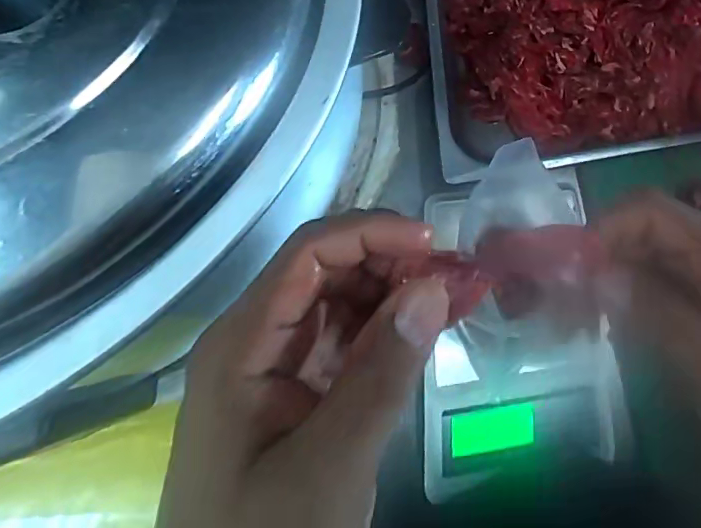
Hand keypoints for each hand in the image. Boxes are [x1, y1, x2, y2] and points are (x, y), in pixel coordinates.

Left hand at [159, 212, 449, 527]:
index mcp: (242, 342)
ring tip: (459, 292)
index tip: (433, 244)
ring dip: (401, 287)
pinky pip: (352, 334)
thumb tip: (433, 285)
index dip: (372, 232)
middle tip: (457, 275)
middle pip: (329, 267)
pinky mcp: (302, 386)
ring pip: (346, 295)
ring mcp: (279, 362)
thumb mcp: (326, 467)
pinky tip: (435, 321)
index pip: (309, 252)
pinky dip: (395, 324)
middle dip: (394, 259)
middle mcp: (257, 337)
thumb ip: (380, 374)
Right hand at [596, 191, 700, 527]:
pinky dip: (618, 306)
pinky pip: (647, 294)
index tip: (563, 275)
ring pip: (636, 262)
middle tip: (557, 305)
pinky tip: (600, 334)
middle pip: (635, 231)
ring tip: (569, 323)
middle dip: (593, 256)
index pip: (642, 209)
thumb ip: (652, 311)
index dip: (600, 230)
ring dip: (600, 282)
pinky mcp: (698, 317)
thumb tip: (590, 269)